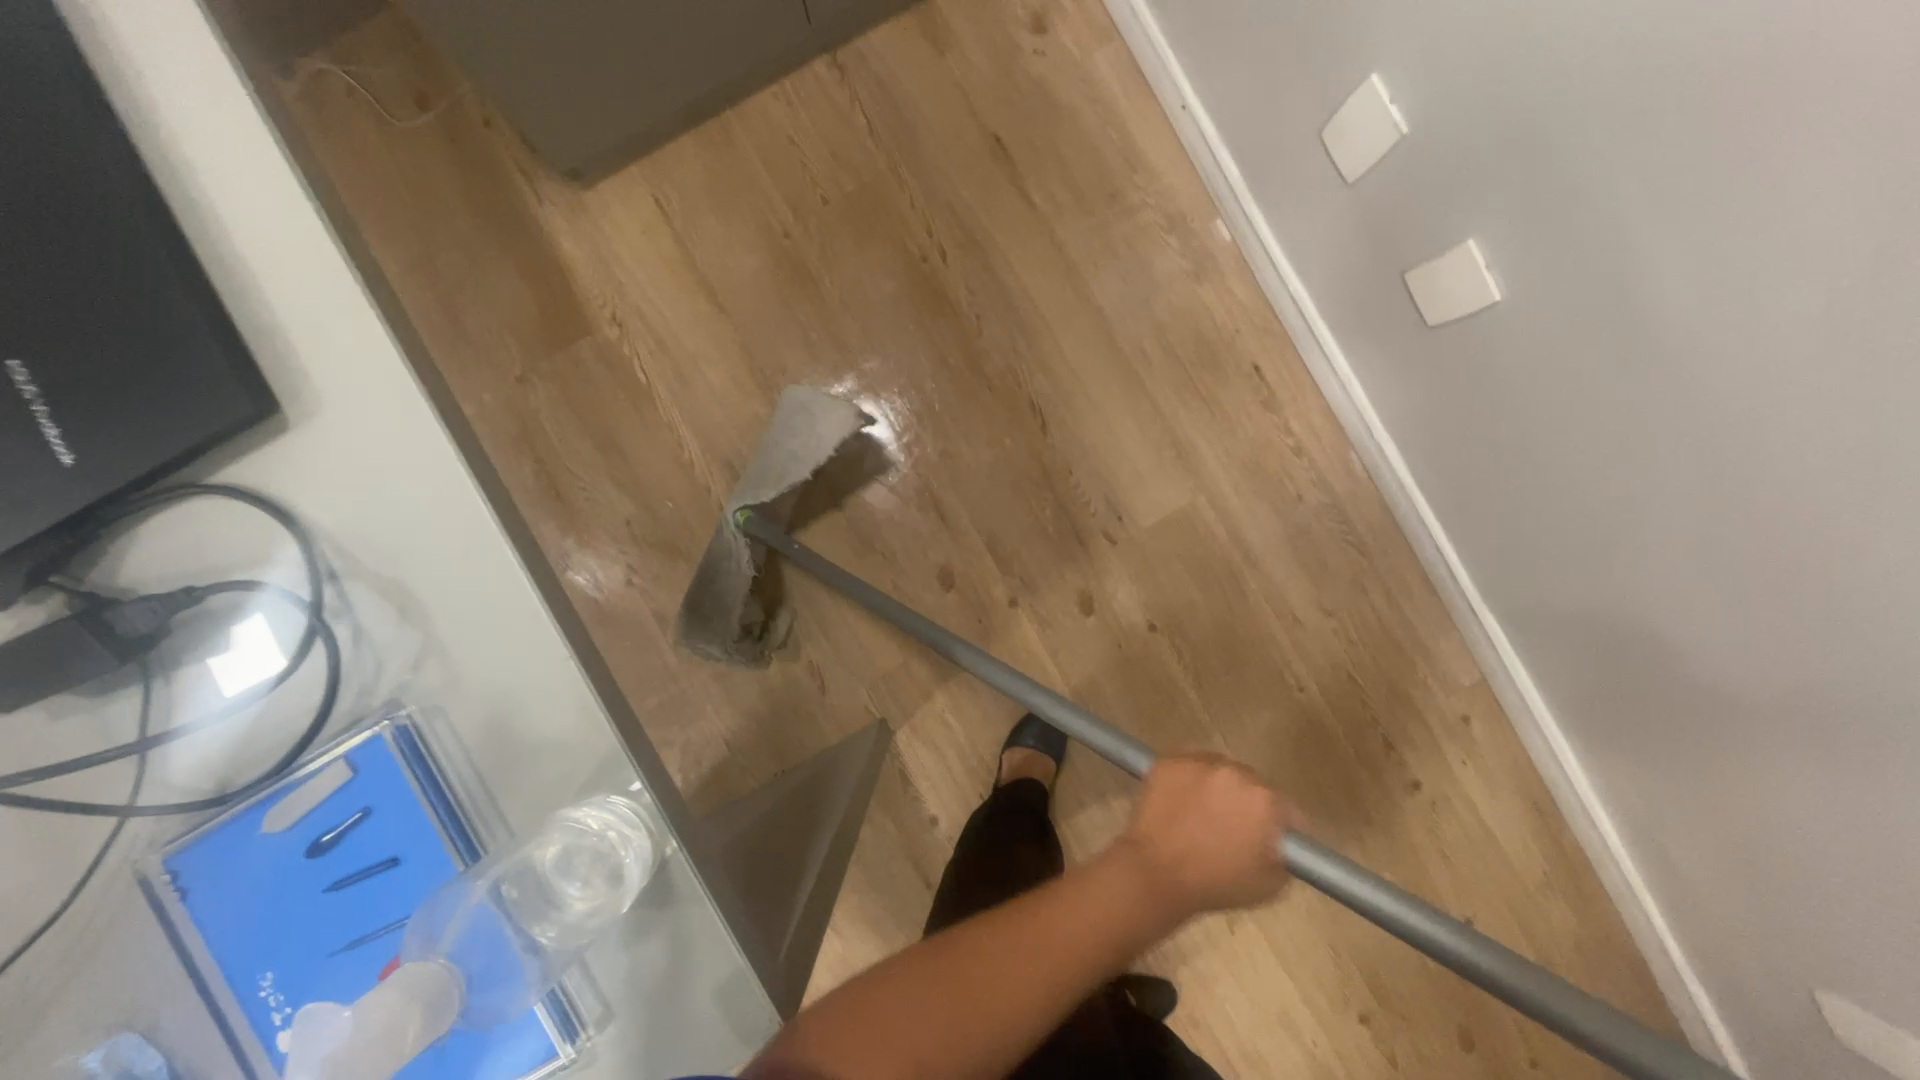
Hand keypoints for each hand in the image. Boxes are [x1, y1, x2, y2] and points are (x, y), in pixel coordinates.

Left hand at [1114, 753, 1298, 920]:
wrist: (1155, 874)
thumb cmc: (1216, 884)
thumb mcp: (1271, 884)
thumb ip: (1287, 855)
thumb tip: (1285, 841)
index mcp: (1267, 801)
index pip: (1288, 808)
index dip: (1282, 826)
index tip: (1271, 839)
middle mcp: (1237, 772)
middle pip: (1253, 785)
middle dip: (1248, 804)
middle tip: (1232, 827)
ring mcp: (1200, 763)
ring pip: (1220, 770)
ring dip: (1218, 787)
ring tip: (1203, 813)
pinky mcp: (1169, 761)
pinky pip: (1189, 766)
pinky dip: (1189, 780)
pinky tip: (1182, 801)